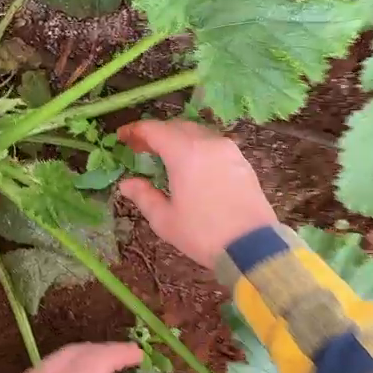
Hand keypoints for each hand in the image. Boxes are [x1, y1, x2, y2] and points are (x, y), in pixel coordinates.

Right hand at [116, 121, 278, 267]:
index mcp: (185, 153)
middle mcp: (208, 143)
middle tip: (139, 148)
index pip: (154, 130)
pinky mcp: (242, 161)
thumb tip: (126, 183)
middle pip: (176, 127)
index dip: (135, 131)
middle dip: (156, 134)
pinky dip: (196, 148)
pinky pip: (213, 145)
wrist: (251, 245)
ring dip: (177, 139)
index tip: (121, 137)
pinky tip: (190, 165)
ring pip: (197, 133)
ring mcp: (229, 150)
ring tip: (164, 156)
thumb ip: (143, 196)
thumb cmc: (202, 233)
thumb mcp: (165, 220)